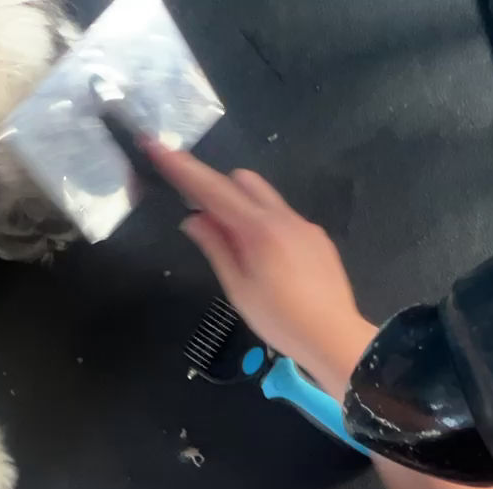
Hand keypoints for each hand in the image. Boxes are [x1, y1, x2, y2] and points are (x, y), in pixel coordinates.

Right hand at [145, 144, 377, 391]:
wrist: (335, 338)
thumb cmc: (282, 321)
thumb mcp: (239, 290)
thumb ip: (217, 249)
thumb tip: (194, 219)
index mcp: (259, 230)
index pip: (213, 189)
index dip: (182, 168)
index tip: (157, 147)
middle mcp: (284, 218)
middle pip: (243, 181)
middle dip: (218, 189)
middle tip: (203, 218)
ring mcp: (305, 226)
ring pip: (266, 199)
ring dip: (244, 208)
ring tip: (238, 249)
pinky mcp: (318, 239)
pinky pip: (285, 219)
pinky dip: (267, 226)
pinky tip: (269, 262)